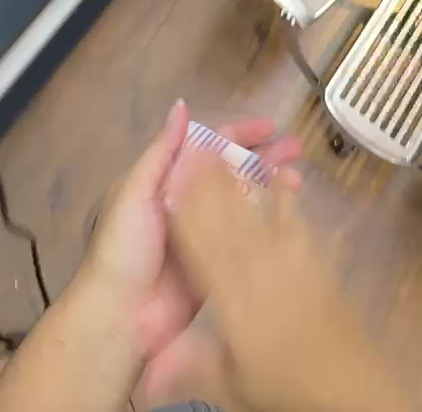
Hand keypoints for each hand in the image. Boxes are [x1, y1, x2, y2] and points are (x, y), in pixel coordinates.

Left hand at [73, 100, 303, 405]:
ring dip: (270, 184)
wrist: (122, 316)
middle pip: (232, 171)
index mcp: (168, 181)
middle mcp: (190, 202)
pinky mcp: (221, 264)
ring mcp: (208, 234)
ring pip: (244, 199)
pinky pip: (247, 234)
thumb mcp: (136, 191)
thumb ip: (162, 151)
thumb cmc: (124, 247)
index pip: (208, 148)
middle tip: (296, 148)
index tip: (270, 127)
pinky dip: (268, 220)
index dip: (238, 134)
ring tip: (299, 176)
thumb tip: (182, 105)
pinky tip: (289, 213)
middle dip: (262, 156)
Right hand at [165, 156, 412, 411]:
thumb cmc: (285, 389)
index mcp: (230, 298)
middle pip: (227, 218)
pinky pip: (297, 223)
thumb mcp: (231, 384)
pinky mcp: (316, 266)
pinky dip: (288, 196)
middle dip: (210, 179)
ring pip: (260, 212)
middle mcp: (257, 273)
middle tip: (196, 143)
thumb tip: (143, 384)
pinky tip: (286, 173)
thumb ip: (188, 368)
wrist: (352, 397)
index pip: (199, 244)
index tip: (169, 178)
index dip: (183, 208)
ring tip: (233, 145)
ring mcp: (290, 265)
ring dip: (244, 177)